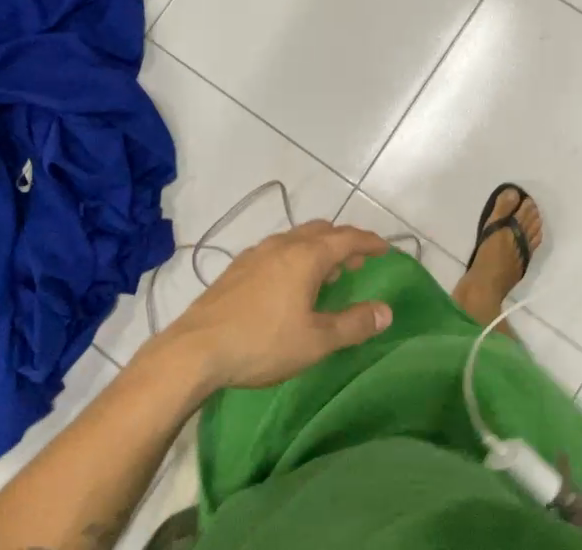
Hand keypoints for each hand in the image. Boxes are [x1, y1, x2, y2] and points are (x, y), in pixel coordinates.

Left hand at [154, 220, 394, 391]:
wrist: (196, 349)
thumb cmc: (263, 343)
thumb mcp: (316, 341)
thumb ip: (354, 324)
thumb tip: (385, 311)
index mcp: (306, 256)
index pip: (347, 238)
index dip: (369, 242)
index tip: (386, 248)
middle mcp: (281, 245)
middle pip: (320, 232)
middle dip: (343, 242)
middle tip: (357, 261)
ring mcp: (255, 254)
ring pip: (295, 240)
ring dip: (317, 250)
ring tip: (327, 273)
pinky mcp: (237, 269)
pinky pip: (276, 252)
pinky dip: (295, 258)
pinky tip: (289, 284)